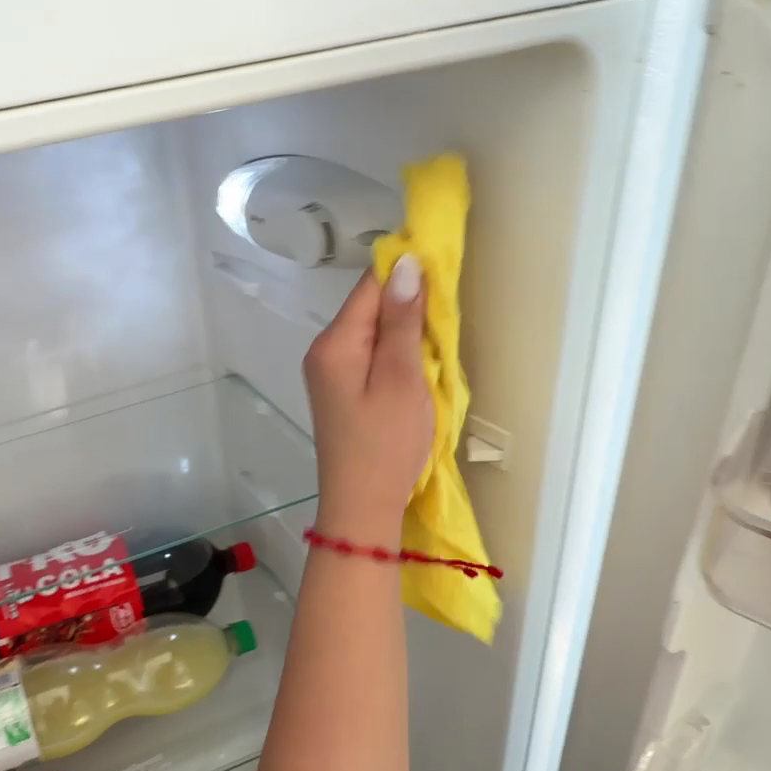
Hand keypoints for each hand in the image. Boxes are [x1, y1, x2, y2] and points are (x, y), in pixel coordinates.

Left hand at [302, 256, 433, 548]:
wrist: (361, 506)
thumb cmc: (385, 444)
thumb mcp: (401, 379)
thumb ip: (402, 321)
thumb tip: (406, 264)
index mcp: (334, 343)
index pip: (370, 286)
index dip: (406, 275)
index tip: (445, 275)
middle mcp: (323, 351)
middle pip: (369, 308)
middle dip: (407, 307)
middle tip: (446, 323)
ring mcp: (329, 373)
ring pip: (372, 333)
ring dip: (404, 335)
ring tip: (435, 350)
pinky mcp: (340, 393)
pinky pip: (369, 357)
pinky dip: (394, 358)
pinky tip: (415, 373)